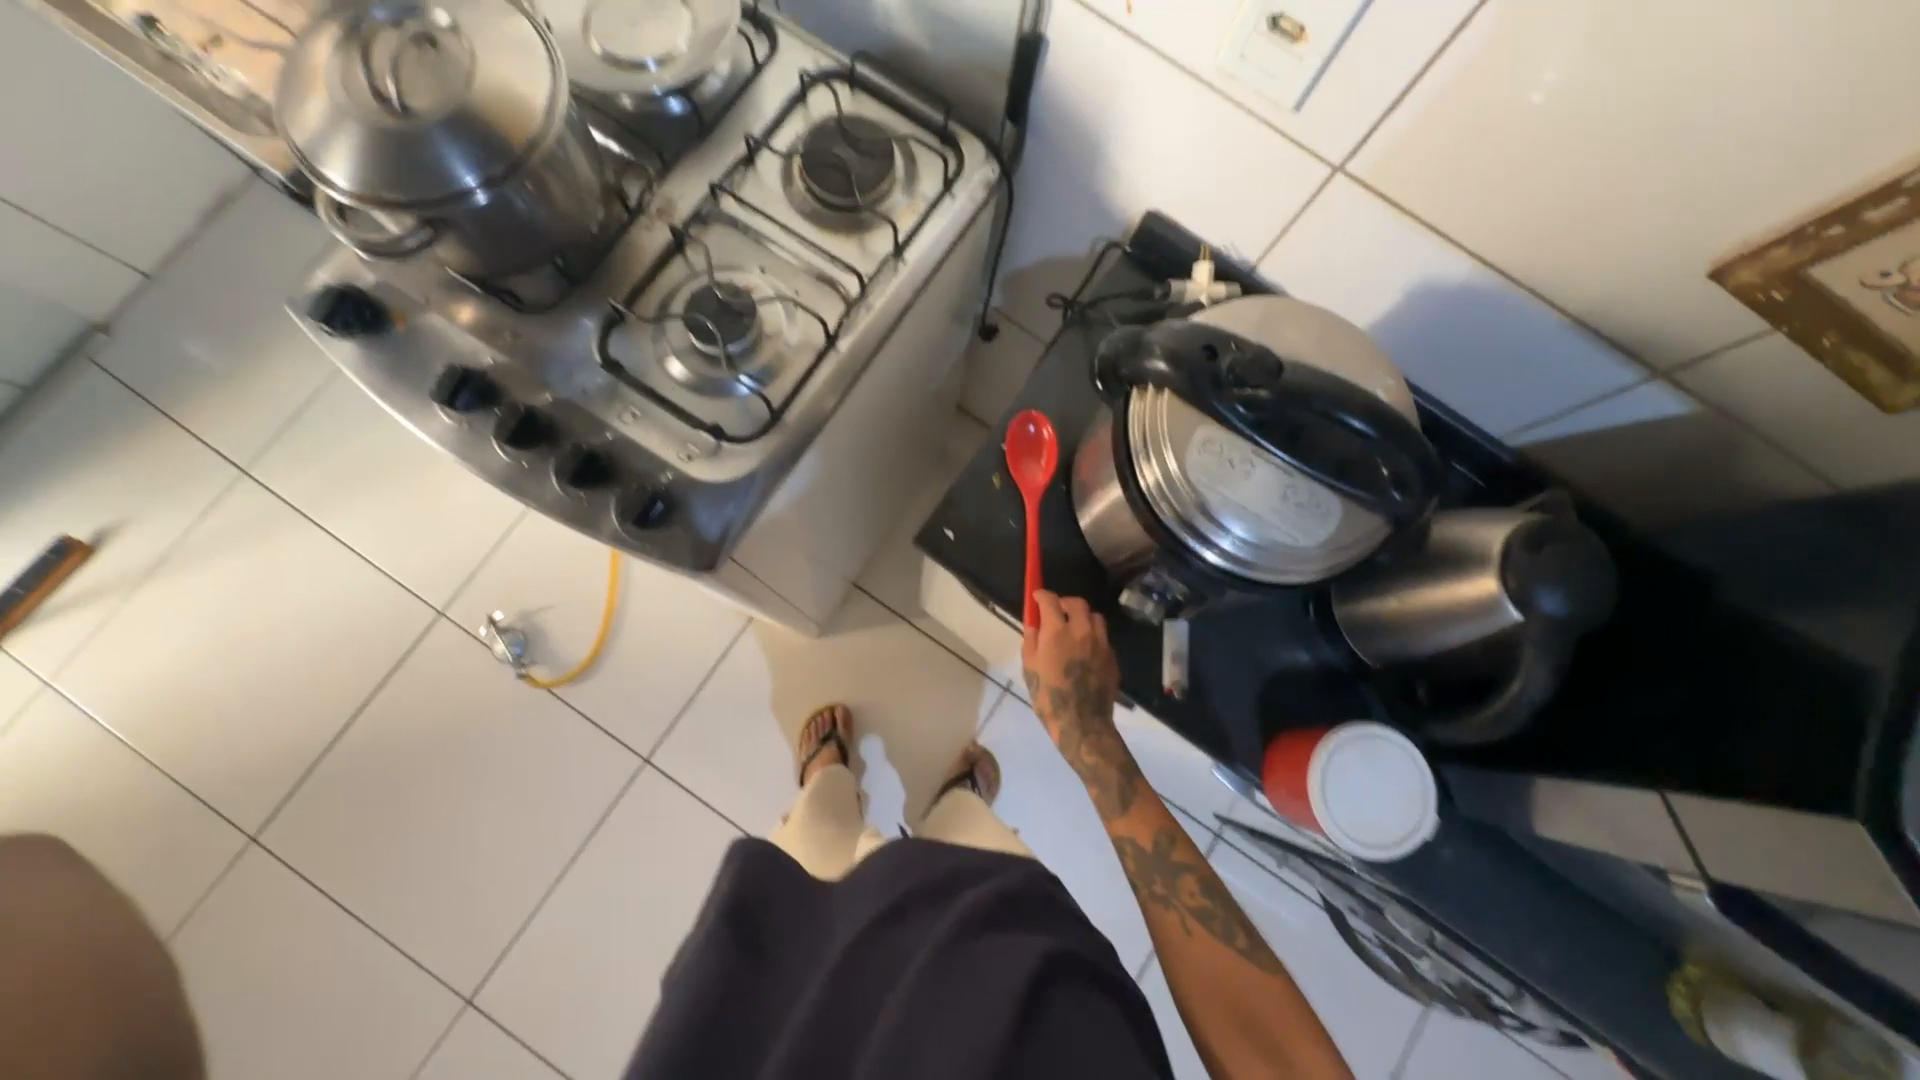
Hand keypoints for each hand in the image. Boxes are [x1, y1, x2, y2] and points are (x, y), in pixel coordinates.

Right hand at [1021, 591, 1119, 735]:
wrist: (1082, 723)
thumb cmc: (1048, 697)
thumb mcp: (1030, 668)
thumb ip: (1032, 641)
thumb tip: (1034, 624)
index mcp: (1057, 632)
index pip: (1050, 600)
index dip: (1042, 595)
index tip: (1037, 597)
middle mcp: (1082, 631)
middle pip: (1077, 603)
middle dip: (1065, 603)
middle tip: (1056, 611)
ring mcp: (1101, 643)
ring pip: (1094, 617)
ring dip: (1082, 617)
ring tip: (1074, 629)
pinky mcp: (1112, 657)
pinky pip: (1103, 637)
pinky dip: (1092, 636)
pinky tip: (1085, 650)